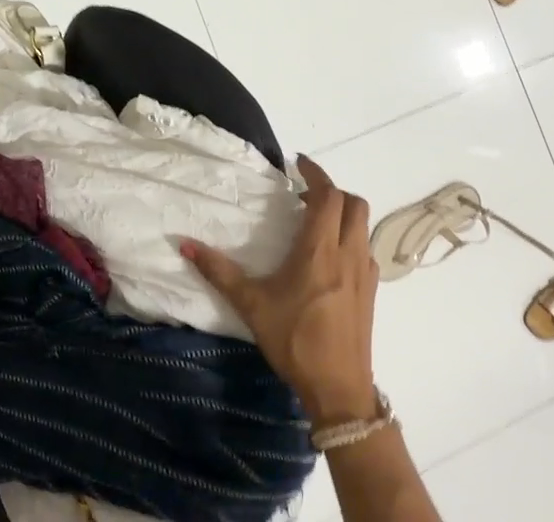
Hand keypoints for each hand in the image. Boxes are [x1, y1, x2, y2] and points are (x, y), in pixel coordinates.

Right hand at [179, 155, 378, 421]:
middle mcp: (349, 255)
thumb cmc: (294, 340)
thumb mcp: (250, 304)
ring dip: (343, 213)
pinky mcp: (370, 293)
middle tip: (303, 193)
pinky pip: (365, 249)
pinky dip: (349, 237)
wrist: (339, 389)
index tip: (298, 163)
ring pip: (363, 227)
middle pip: (354, 204)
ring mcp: (365, 274)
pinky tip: (326, 256)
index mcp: (320, 251)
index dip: (316, 174)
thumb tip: (183, 244)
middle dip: (332, 191)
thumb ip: (217, 271)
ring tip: (312, 220)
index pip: (328, 197)